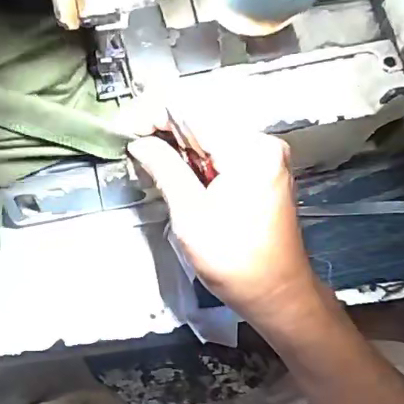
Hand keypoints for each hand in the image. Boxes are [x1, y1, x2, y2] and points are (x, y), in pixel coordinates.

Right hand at [126, 115, 330, 330]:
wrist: (275, 292)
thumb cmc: (238, 261)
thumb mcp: (189, 214)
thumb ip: (164, 169)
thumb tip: (141, 144)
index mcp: (249, 151)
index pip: (192, 111)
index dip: (153, 114)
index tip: (128, 129)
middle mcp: (261, 146)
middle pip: (202, 118)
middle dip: (163, 128)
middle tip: (133, 145)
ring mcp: (262, 157)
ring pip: (208, 133)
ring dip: (176, 143)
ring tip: (148, 159)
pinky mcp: (259, 171)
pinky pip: (219, 150)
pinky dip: (193, 156)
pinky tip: (174, 169)